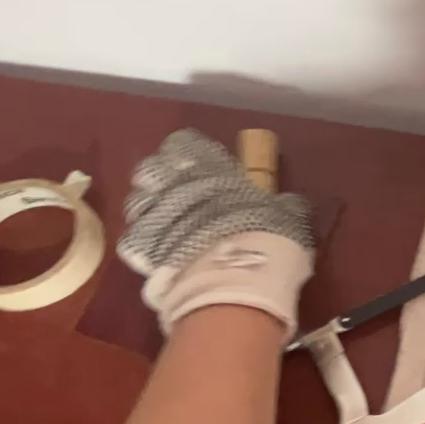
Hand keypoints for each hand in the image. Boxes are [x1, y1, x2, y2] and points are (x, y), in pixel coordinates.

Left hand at [118, 130, 316, 341]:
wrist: (237, 278)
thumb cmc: (266, 237)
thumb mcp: (287, 216)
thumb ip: (280, 205)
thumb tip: (287, 203)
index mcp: (209, 169)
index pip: (186, 146)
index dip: (190, 156)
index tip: (200, 167)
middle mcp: (173, 184)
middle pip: (152, 171)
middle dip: (162, 183)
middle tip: (181, 199)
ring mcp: (153, 216)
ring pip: (139, 204)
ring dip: (153, 214)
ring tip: (172, 231)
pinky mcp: (142, 250)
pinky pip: (136, 243)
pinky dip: (148, 249)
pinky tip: (165, 260)